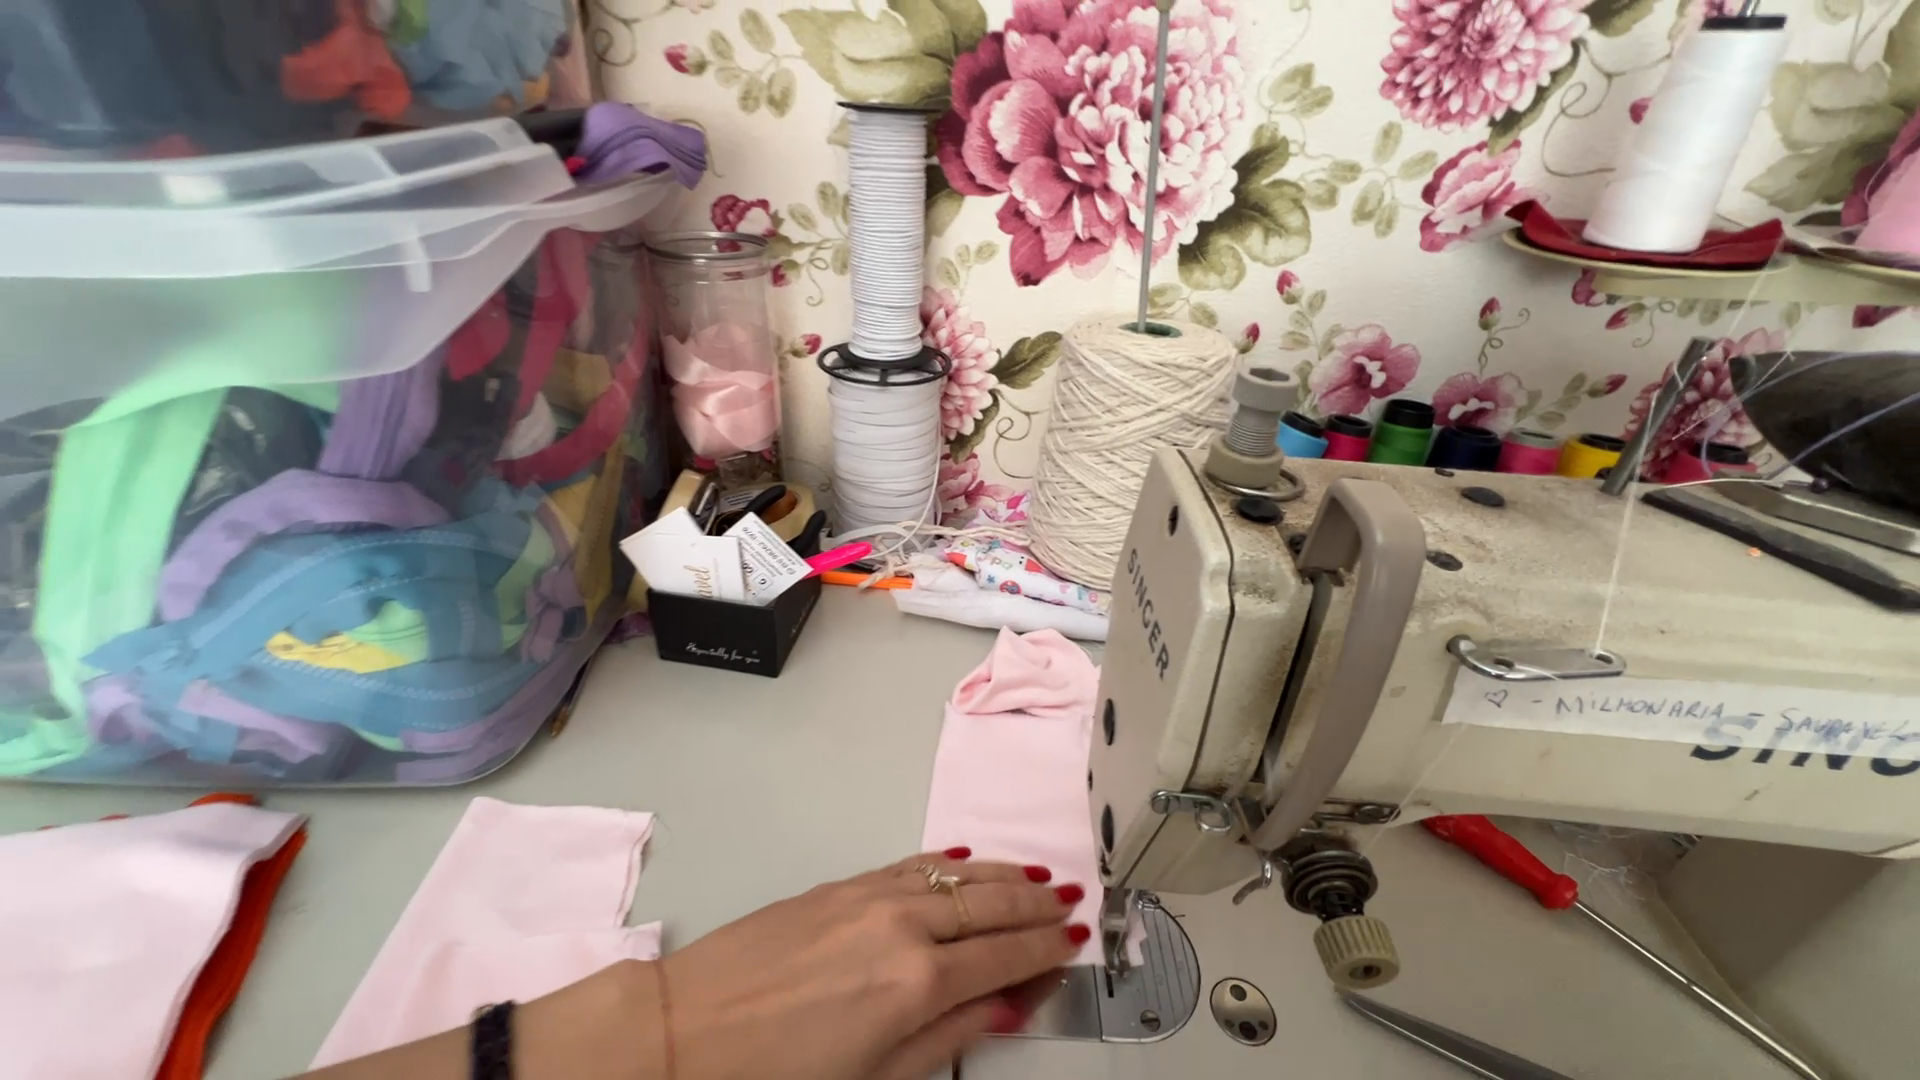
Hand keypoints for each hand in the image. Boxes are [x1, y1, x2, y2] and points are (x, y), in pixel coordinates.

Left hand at [658, 850, 1085, 1079]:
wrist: (688, 1027)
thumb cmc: (778, 1073)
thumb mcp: (877, 1076)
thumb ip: (952, 1034)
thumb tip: (1009, 1007)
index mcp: (919, 980)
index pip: (1004, 956)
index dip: (1045, 949)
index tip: (1074, 942)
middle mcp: (905, 924)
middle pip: (990, 905)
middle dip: (1035, 904)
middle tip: (1070, 902)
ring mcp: (873, 894)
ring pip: (958, 875)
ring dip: (1002, 874)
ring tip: (1037, 875)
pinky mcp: (844, 882)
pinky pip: (913, 864)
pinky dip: (950, 861)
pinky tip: (968, 859)